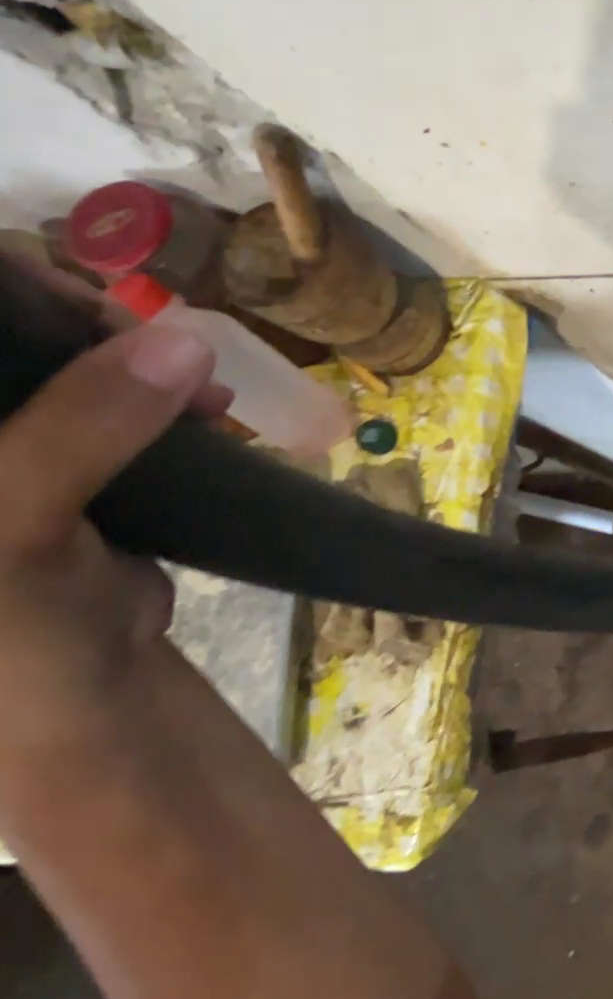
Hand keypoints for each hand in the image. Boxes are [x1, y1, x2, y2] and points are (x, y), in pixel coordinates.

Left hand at [0, 311, 222, 758]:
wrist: (74, 703)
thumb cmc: (0, 631)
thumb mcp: (15, 522)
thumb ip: (83, 424)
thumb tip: (185, 339)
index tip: (66, 295)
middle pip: (1, 333)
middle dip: (66, 320)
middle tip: (140, 333)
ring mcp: (12, 450)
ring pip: (58, 364)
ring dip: (128, 357)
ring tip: (199, 378)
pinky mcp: (64, 469)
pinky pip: (109, 405)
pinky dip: (160, 395)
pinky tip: (207, 405)